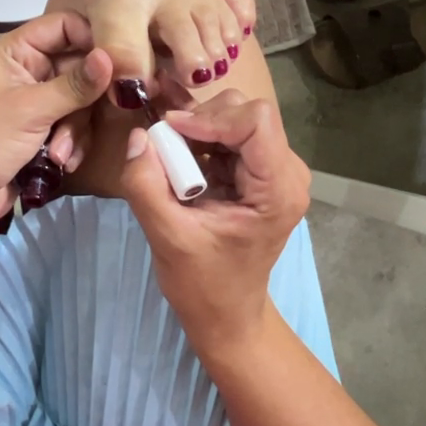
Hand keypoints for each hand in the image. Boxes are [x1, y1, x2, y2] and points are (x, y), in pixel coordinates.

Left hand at [0, 12, 113, 219]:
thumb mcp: (30, 110)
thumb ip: (75, 84)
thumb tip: (113, 56)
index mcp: (16, 49)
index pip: (65, 24)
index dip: (93, 38)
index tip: (119, 62)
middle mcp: (29, 67)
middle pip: (80, 64)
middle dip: (86, 98)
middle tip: (98, 115)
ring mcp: (37, 98)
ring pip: (81, 99)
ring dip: (76, 128)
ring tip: (59, 152)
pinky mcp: (44, 127)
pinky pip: (74, 124)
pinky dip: (72, 143)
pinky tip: (61, 162)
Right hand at [117, 90, 310, 354]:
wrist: (226, 313)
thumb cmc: (203, 284)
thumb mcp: (167, 238)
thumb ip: (147, 185)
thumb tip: (138, 137)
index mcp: (278, 190)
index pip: (256, 121)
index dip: (211, 117)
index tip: (171, 132)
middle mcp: (287, 173)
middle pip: (246, 112)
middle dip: (202, 121)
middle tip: (167, 149)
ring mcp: (276, 170)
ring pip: (237, 117)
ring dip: (199, 129)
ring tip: (172, 160)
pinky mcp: (259, 171)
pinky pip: (230, 133)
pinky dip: (201, 138)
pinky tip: (182, 164)